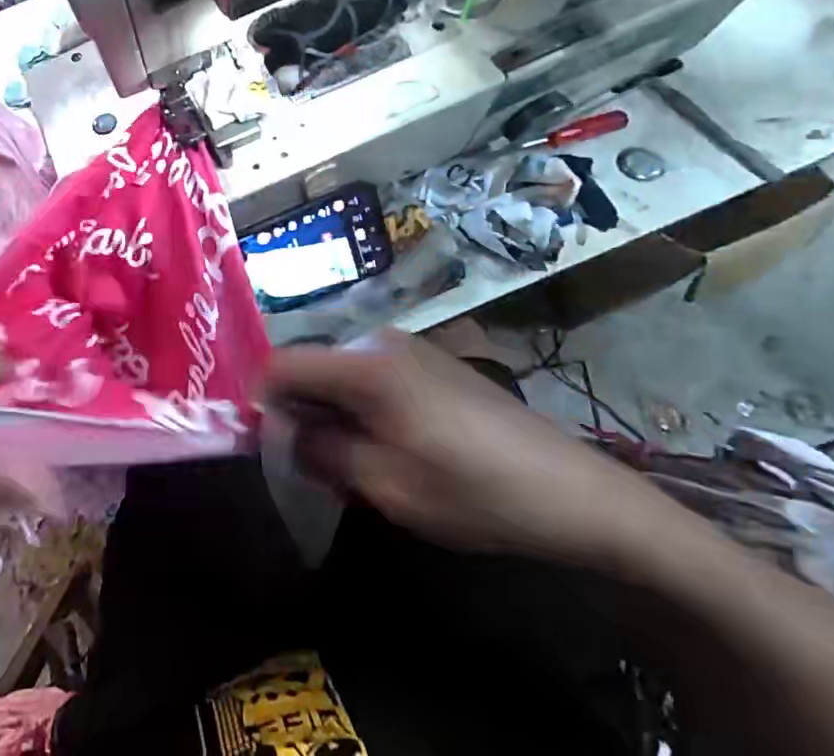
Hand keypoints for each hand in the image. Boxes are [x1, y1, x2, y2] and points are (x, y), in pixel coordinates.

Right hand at [269, 332, 688, 564]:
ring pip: (342, 376)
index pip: (283, 363)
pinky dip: (362, 411)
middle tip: (315, 470)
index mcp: (367, 365)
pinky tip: (389, 450)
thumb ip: (322, 453)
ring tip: (356, 469)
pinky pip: (373, 379)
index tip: (263, 445)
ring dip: (334, 417)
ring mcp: (412, 349)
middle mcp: (383, 342)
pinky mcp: (432, 364)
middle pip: (312, 367)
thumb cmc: (474, 491)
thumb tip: (284, 431)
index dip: (262, 401)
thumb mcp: (387, 485)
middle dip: (301, 415)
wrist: (571, 490)